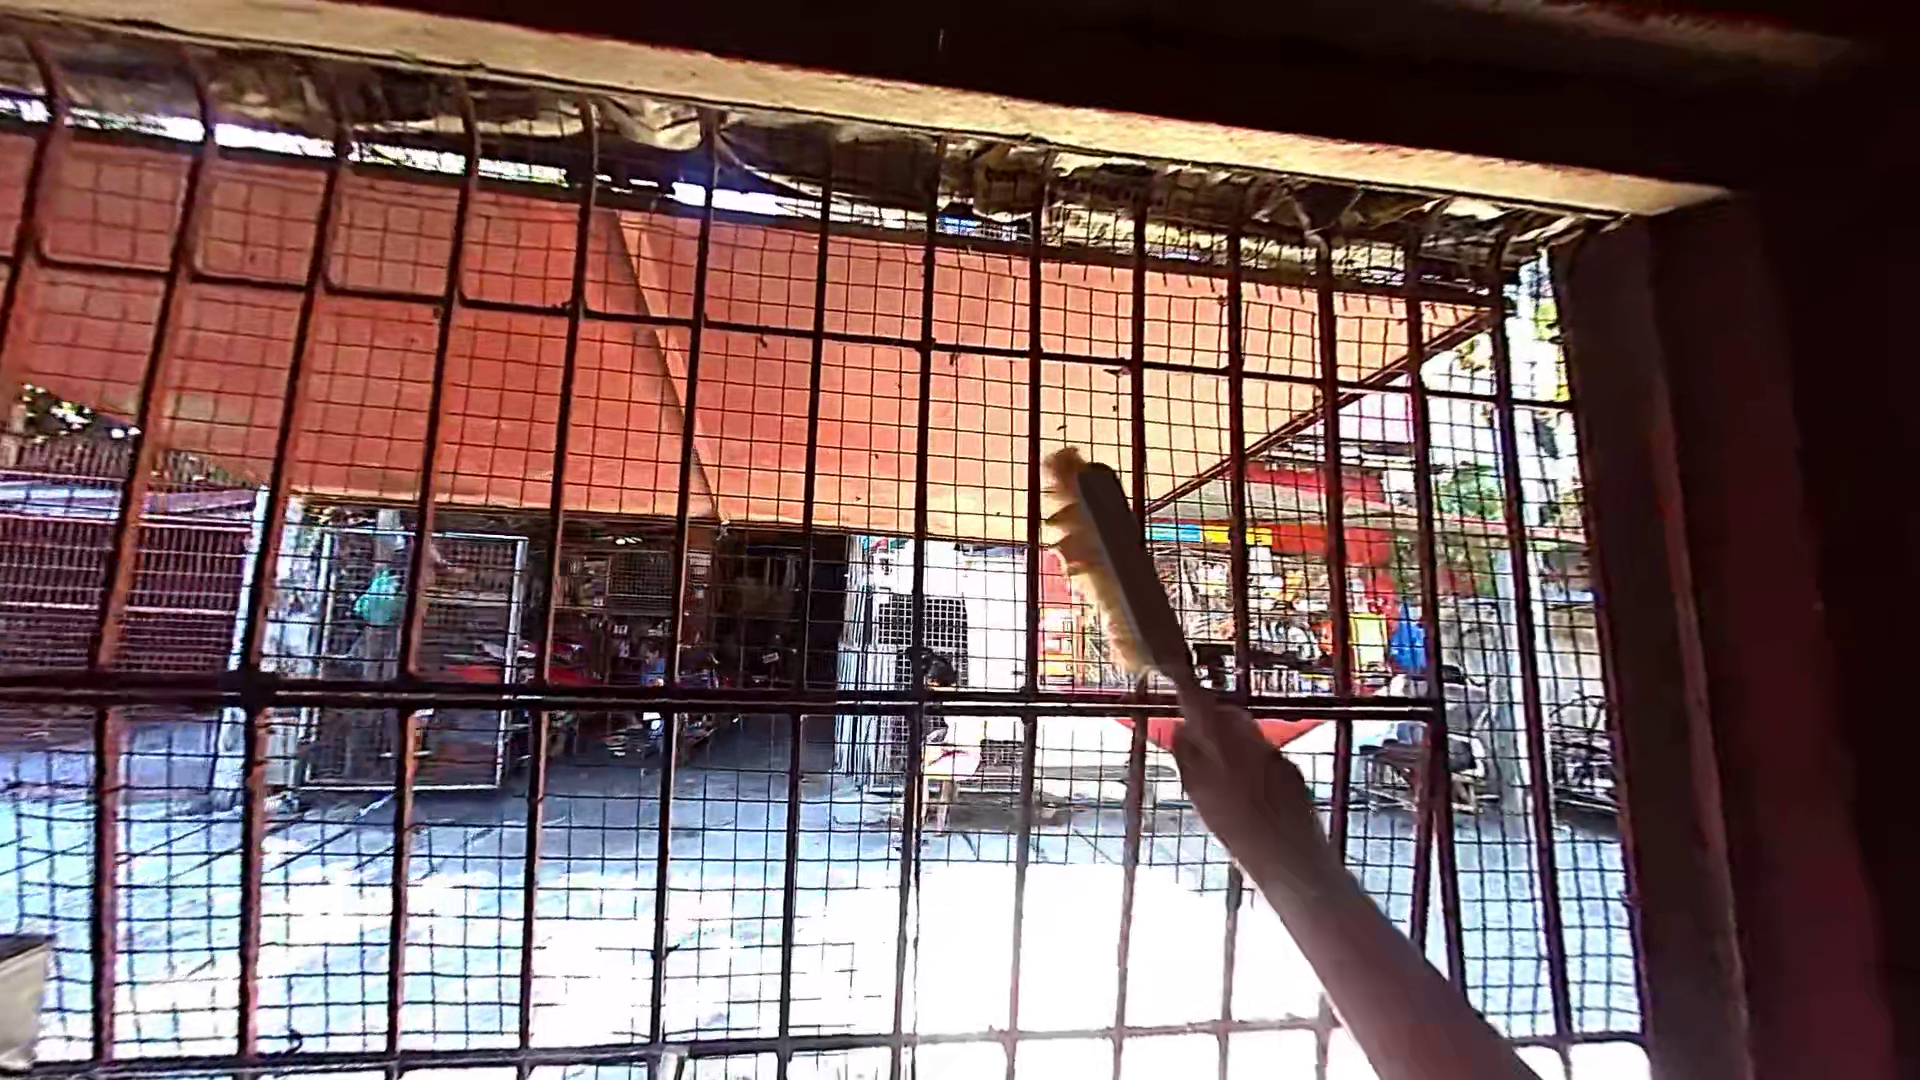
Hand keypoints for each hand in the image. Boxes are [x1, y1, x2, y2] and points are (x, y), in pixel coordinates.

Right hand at [1171, 702, 1342, 901]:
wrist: (1295, 864)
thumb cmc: (1238, 833)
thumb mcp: (1200, 796)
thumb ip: (1187, 757)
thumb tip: (1179, 729)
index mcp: (1224, 743)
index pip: (1200, 703)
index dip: (1187, 691)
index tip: (1177, 685)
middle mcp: (1252, 741)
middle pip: (1228, 713)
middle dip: (1211, 716)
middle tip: (1195, 736)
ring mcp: (1276, 756)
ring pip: (1247, 732)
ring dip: (1231, 738)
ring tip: (1219, 769)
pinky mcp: (1293, 773)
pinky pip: (1265, 753)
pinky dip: (1251, 759)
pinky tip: (1247, 789)